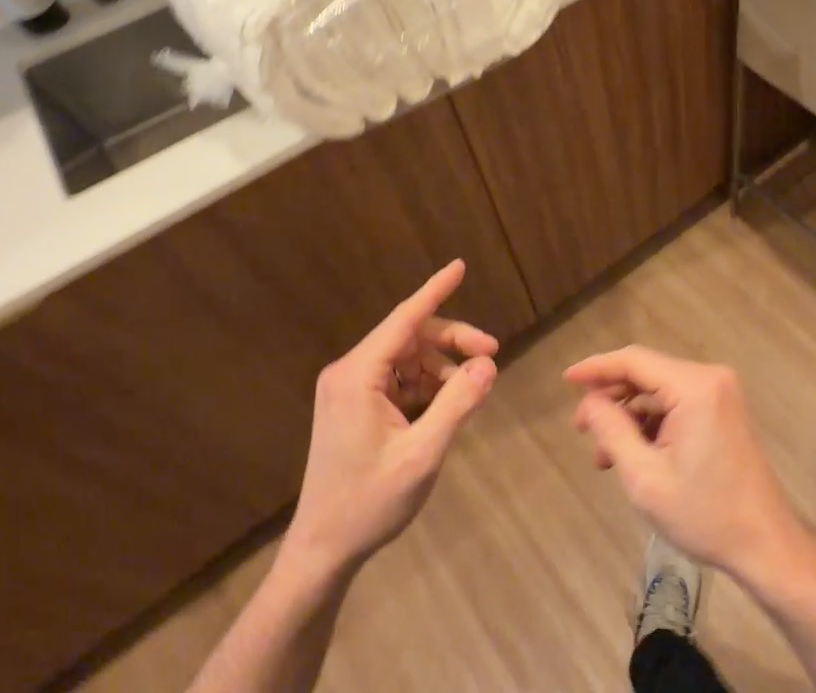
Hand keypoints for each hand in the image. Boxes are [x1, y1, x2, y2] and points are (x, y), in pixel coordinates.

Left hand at [281, 260, 498, 575]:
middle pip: (411, 338)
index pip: (404, 319)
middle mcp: (350, 374)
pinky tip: (447, 408)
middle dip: (453, 342)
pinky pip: (399, 381)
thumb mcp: (423, 454)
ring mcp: (349, 391)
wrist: (324, 548)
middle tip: (492, 358)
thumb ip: (457, 405)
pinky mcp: (354, 409)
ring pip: (408, 359)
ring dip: (442, 368)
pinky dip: (427, 387)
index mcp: (358, 376)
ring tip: (471, 394)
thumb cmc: (369, 502)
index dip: (435, 290)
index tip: (460, 266)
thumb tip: (488, 365)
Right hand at [564, 347, 802, 577]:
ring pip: (659, 391)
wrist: (764, 544)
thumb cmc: (704, 514)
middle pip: (646, 373)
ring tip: (604, 456)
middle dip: (610, 398)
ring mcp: (720, 395)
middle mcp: (710, 379)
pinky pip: (676, 405)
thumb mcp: (645, 477)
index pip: (634, 361)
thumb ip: (612, 430)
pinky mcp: (723, 412)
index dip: (596, 368)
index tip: (565, 381)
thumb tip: (589, 402)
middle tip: (581, 430)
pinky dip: (651, 424)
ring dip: (629, 416)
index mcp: (694, 387)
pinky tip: (632, 455)